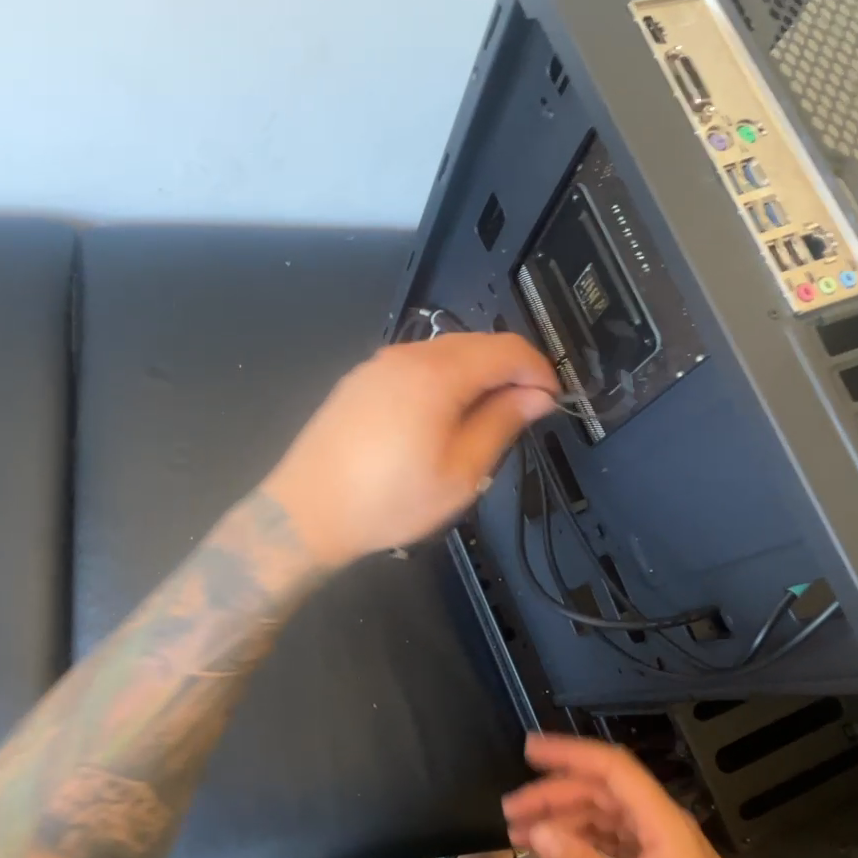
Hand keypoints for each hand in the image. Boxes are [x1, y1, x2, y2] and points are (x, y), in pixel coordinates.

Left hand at [260, 333, 558, 565]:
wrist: (305, 513)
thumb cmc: (388, 501)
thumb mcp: (461, 473)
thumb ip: (502, 424)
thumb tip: (536, 397)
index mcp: (437, 373)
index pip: (507, 348)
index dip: (539, 370)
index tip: (551, 401)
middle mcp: (406, 356)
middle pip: (475, 344)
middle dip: (508, 372)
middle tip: (522, 414)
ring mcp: (377, 366)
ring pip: (443, 355)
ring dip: (474, 378)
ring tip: (482, 424)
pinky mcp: (358, 383)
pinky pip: (414, 369)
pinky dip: (441, 384)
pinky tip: (438, 422)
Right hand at [502, 734, 778, 857]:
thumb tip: (538, 830)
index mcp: (663, 824)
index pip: (612, 768)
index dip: (569, 753)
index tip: (528, 750)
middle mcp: (663, 825)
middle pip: (603, 791)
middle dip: (554, 795)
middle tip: (510, 811)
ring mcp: (663, 846)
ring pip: (605, 814)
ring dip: (565, 818)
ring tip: (522, 833)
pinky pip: (614, 838)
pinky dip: (582, 839)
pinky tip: (556, 850)